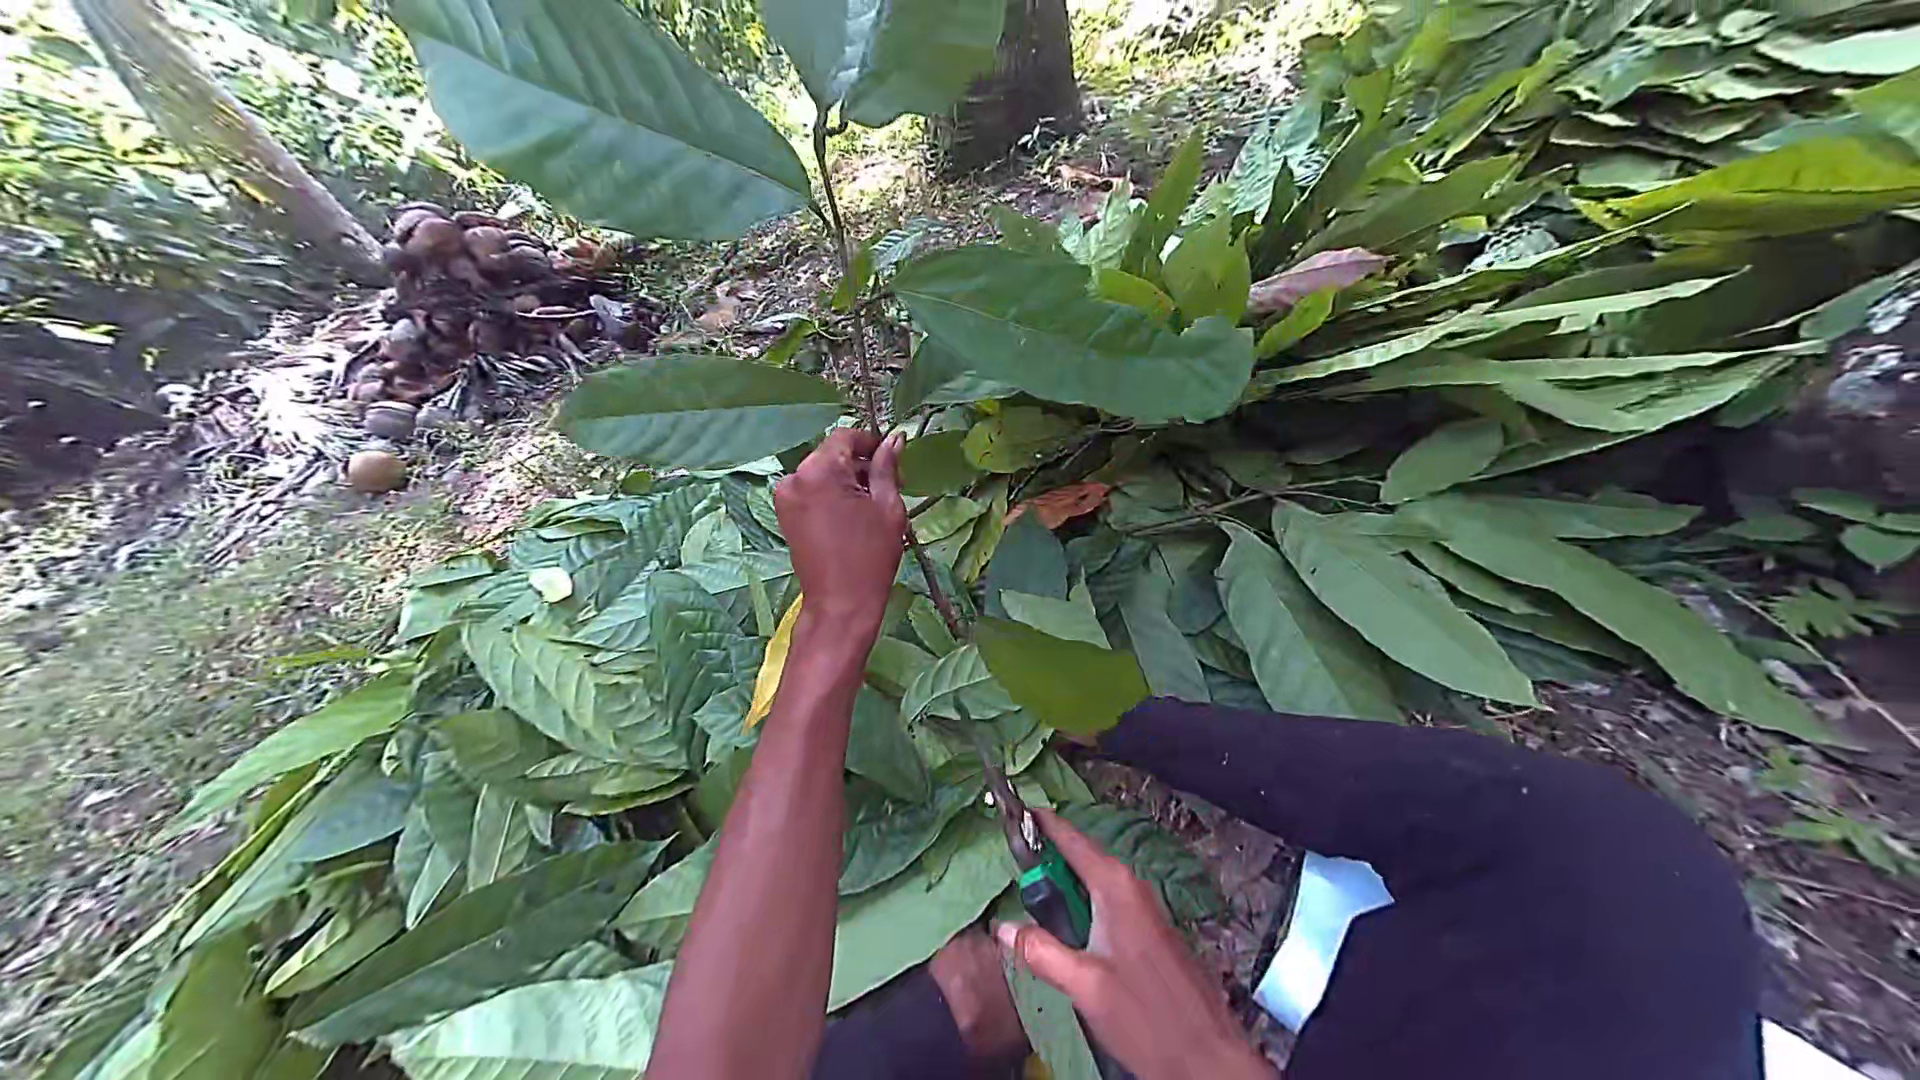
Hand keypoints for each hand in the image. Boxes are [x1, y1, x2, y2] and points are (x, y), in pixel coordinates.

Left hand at [774, 428, 906, 635]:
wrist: (841, 603)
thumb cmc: (871, 555)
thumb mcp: (887, 507)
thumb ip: (886, 468)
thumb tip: (894, 439)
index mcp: (819, 470)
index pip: (845, 436)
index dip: (871, 442)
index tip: (892, 459)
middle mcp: (795, 477)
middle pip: (832, 454)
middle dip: (860, 464)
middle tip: (890, 486)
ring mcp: (785, 496)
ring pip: (822, 472)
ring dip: (847, 479)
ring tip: (872, 505)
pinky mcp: (785, 514)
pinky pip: (812, 490)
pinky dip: (832, 494)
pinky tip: (852, 515)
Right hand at [994, 810, 1274, 1079]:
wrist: (1208, 1057)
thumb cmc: (1146, 1015)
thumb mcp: (1084, 985)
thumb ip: (1040, 952)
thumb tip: (1001, 928)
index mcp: (1114, 885)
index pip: (1071, 838)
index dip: (1042, 822)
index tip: (1016, 811)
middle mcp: (1130, 885)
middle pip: (1080, 856)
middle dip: (1048, 856)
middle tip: (1014, 864)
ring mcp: (1143, 906)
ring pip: (1092, 880)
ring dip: (1064, 883)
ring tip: (1033, 894)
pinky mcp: (1147, 929)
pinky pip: (1105, 900)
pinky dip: (1081, 902)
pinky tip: (1066, 926)